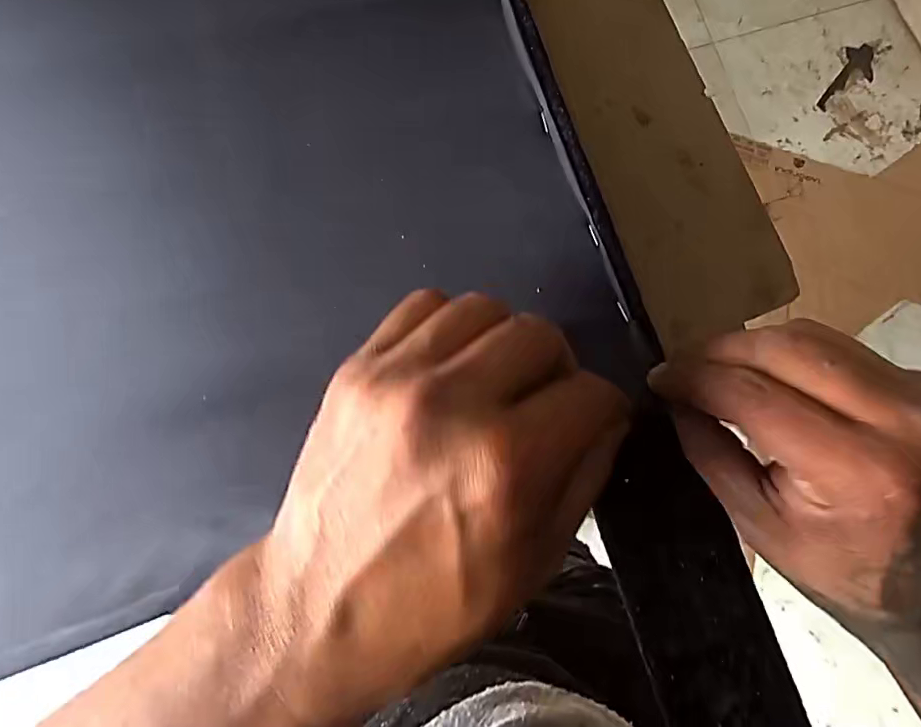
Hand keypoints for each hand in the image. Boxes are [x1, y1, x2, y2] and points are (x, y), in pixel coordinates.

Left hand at [255, 290, 630, 721]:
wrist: (313, 616)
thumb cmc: (435, 603)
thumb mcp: (537, 561)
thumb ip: (588, 475)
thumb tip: (608, 417)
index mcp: (505, 463)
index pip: (591, 392)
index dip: (604, 408)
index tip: (594, 421)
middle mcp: (454, 405)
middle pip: (542, 334)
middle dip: (560, 368)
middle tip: (544, 400)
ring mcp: (398, 379)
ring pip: (487, 308)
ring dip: (506, 341)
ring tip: (494, 378)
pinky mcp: (357, 368)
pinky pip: (424, 305)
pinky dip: (450, 327)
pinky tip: (447, 365)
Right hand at [647, 320, 920, 636]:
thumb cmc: (852, 579)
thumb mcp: (764, 530)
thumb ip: (712, 454)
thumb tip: (676, 397)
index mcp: (861, 475)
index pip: (757, 396)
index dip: (698, 378)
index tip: (662, 376)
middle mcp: (904, 424)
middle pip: (788, 348)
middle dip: (723, 348)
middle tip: (685, 363)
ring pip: (817, 337)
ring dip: (757, 344)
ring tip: (721, 363)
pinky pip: (846, 349)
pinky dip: (798, 354)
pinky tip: (775, 373)